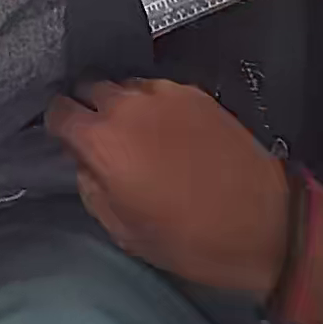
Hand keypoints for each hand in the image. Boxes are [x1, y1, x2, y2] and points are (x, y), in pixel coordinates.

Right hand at [46, 78, 290, 302]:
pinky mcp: (191, 90)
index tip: (66, 138)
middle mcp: (125, 105)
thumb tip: (85, 161)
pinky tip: (168, 127)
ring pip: (122, 85)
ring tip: (137, 129)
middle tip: (100, 134)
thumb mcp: (122, 230)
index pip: (57, 110)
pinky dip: (152, 103)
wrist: (265, 224)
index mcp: (101, 140)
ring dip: (119, 103)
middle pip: (86, 86)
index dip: (57, 124)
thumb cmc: (188, 238)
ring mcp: (161, 93)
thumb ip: (90, 186)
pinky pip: (155, 89)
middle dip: (86, 107)